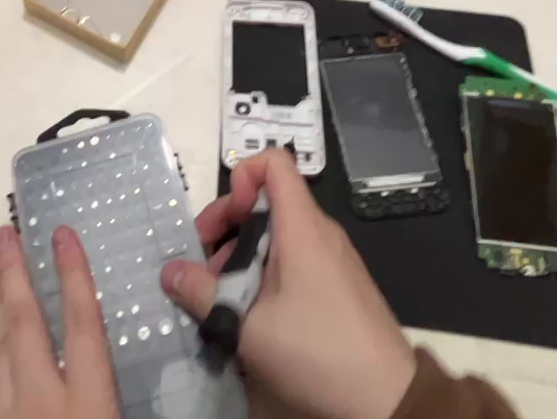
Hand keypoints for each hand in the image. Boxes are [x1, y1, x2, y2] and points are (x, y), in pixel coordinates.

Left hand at [0, 225, 119, 418]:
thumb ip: (111, 395)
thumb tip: (107, 362)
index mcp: (87, 403)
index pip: (81, 324)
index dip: (73, 276)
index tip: (63, 234)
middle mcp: (39, 401)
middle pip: (24, 325)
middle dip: (13, 274)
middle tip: (3, 234)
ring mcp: (4, 417)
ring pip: (2, 353)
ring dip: (3, 310)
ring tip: (3, 276)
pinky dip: (2, 365)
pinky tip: (6, 359)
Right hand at [161, 150, 416, 418]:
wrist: (388, 401)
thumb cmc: (317, 350)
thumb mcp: (248, 326)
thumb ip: (203, 294)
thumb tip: (168, 271)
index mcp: (301, 225)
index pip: (274, 162)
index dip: (242, 175)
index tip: (225, 218)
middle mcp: (319, 231)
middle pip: (267, 200)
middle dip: (227, 223)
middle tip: (201, 263)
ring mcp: (332, 258)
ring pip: (278, 233)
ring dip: (242, 253)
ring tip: (221, 297)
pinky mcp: (338, 284)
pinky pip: (295, 258)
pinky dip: (266, 270)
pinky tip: (252, 312)